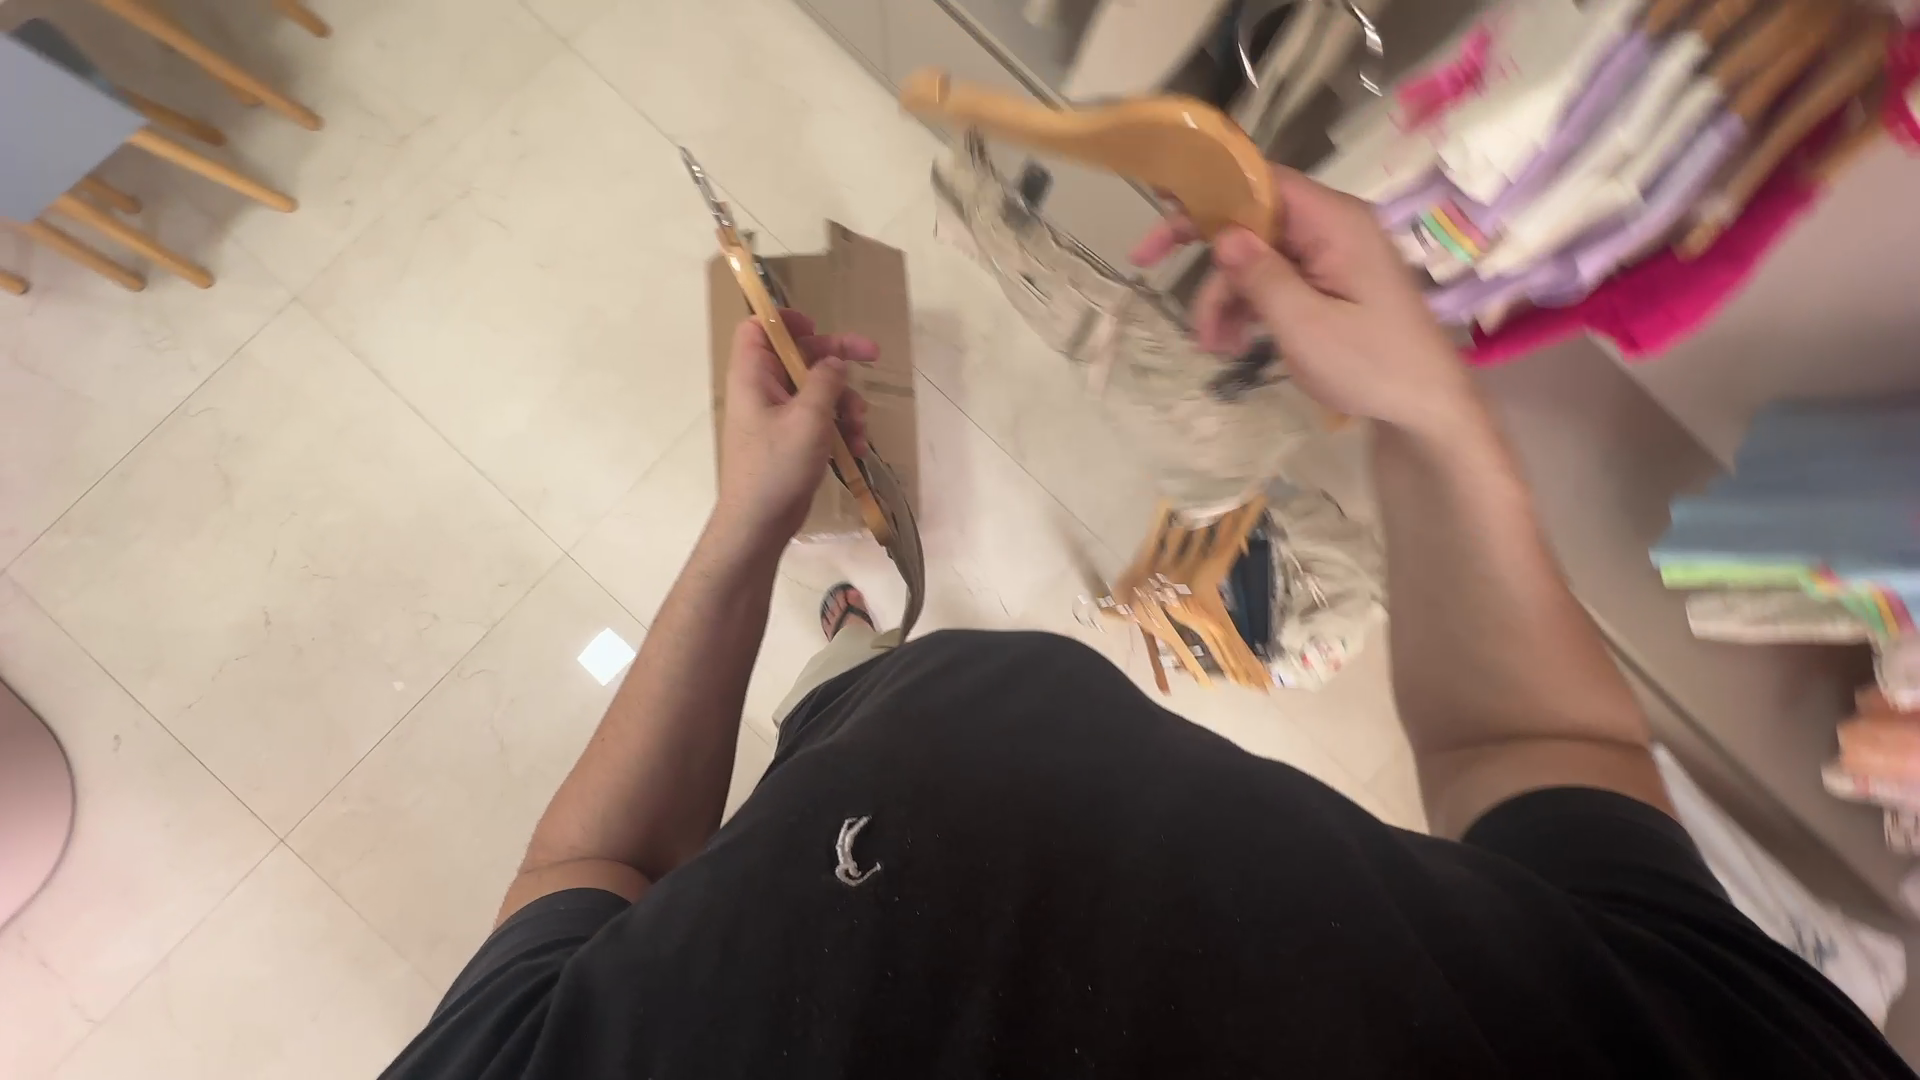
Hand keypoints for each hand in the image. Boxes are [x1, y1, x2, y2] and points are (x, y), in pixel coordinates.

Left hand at [712, 309, 877, 549]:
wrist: (759, 522)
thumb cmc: (777, 466)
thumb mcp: (808, 418)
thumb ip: (825, 381)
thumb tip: (835, 360)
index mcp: (754, 376)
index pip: (759, 328)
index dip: (786, 320)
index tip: (818, 326)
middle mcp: (763, 390)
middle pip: (801, 357)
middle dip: (837, 361)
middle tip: (873, 355)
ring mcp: (779, 417)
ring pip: (818, 391)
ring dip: (846, 404)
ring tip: (859, 428)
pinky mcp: (792, 440)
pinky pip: (821, 420)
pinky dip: (840, 429)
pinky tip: (855, 449)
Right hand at [1131, 167, 1476, 434]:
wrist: (1421, 405)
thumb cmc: (1370, 364)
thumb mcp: (1305, 325)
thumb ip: (1262, 277)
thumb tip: (1223, 237)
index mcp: (1334, 223)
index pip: (1263, 183)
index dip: (1210, 188)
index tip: (1162, 204)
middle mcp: (1329, 229)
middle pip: (1250, 223)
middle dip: (1207, 258)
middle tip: (1145, 264)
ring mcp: (1326, 258)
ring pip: (1252, 260)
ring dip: (1222, 299)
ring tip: (1212, 347)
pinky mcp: (1322, 285)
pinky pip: (1269, 283)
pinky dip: (1243, 310)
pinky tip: (1229, 345)